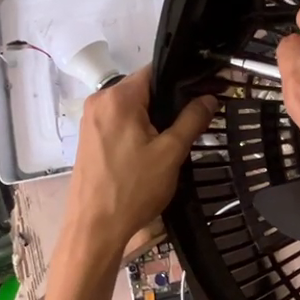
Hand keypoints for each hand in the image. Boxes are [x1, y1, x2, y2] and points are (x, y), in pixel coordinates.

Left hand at [64, 65, 215, 256]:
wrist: (95, 228)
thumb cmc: (133, 189)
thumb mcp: (171, 153)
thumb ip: (192, 120)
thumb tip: (209, 98)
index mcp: (118, 98)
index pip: (156, 71)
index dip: (183, 78)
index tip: (206, 90)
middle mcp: (99, 101)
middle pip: (143, 88)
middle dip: (170, 101)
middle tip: (198, 117)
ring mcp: (91, 121)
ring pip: (132, 107)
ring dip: (155, 117)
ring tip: (180, 135)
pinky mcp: (90, 139)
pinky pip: (120, 122)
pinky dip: (139, 129)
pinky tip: (155, 148)